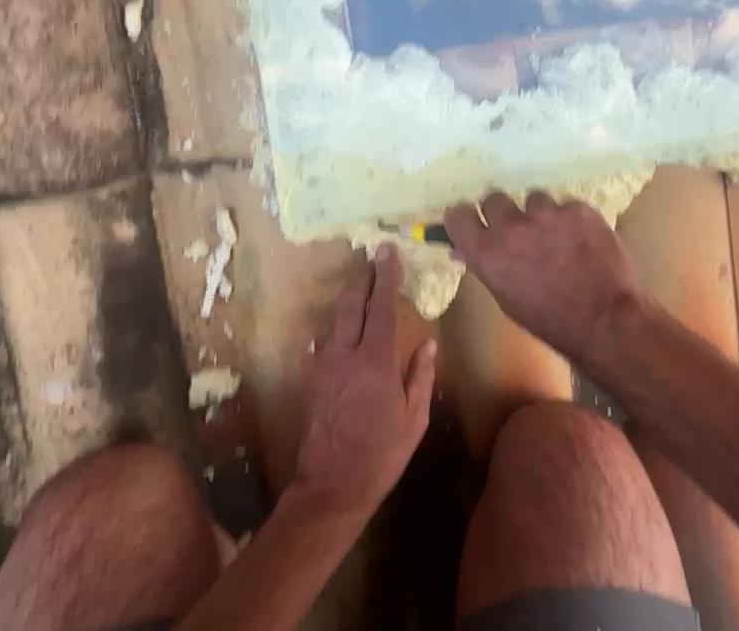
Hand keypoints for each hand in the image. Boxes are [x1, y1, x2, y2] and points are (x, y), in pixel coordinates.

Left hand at [293, 246, 436, 515]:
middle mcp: (344, 355)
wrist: (331, 486)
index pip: (381, 307)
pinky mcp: (312, 380)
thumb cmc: (382, 454)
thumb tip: (426, 343)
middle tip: (373, 260)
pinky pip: (328, 343)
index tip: (388, 253)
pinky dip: (341, 328)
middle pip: (350, 304)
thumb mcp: (414, 418)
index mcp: (375, 361)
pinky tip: (349, 332)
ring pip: (335, 321)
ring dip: (350, 302)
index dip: (386, 277)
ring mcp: (323, 367)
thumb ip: (419, 375)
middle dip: (362, 280)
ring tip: (363, 291)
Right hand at [443, 193, 648, 365]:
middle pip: (494, 199)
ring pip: (534, 200)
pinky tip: (584, 242)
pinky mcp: (577, 208)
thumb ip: (486, 266)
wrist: (606, 321)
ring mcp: (546, 213)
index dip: (465, 218)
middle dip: (504, 213)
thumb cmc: (550, 320)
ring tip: (559, 240)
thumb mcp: (507, 299)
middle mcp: (511, 226)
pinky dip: (572, 221)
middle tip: (520, 232)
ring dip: (541, 216)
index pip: (458, 215)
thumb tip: (463, 250)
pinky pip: (566, 206)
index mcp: (487, 253)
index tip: (474, 223)